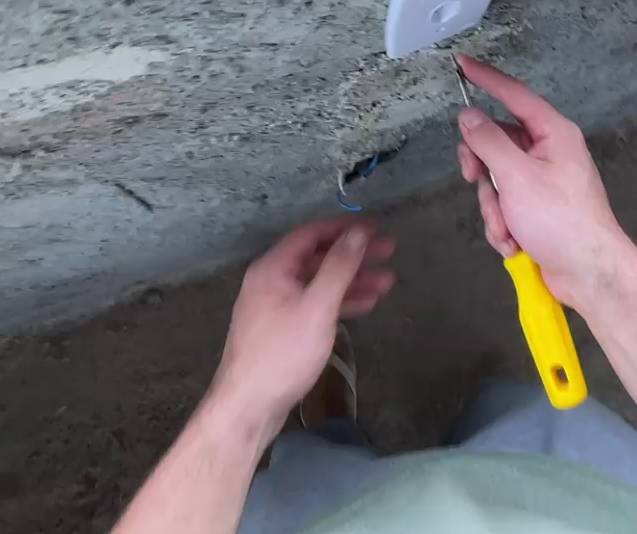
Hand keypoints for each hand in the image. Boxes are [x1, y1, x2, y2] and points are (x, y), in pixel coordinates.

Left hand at [206, 219, 395, 439]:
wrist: (247, 410)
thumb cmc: (283, 353)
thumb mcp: (317, 307)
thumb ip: (339, 267)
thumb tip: (357, 232)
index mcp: (273, 268)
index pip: (312, 233)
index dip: (345, 227)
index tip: (375, 228)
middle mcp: (272, 280)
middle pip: (318, 257)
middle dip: (354, 255)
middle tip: (389, 250)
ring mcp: (276, 306)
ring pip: (319, 283)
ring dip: (352, 280)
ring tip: (387, 282)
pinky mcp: (283, 328)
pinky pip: (315, 304)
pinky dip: (339, 301)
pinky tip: (366, 304)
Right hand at [454, 54, 636, 311]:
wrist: (590, 275)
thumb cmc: (561, 220)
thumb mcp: (517, 177)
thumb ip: (488, 142)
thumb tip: (469, 115)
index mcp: (552, 133)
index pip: (514, 94)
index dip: (486, 78)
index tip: (463, 63)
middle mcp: (548, 151)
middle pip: (497, 142)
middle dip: (484, 171)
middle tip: (476, 179)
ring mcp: (543, 181)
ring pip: (497, 178)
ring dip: (494, 207)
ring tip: (507, 229)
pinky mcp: (537, 208)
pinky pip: (506, 203)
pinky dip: (503, 224)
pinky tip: (514, 242)